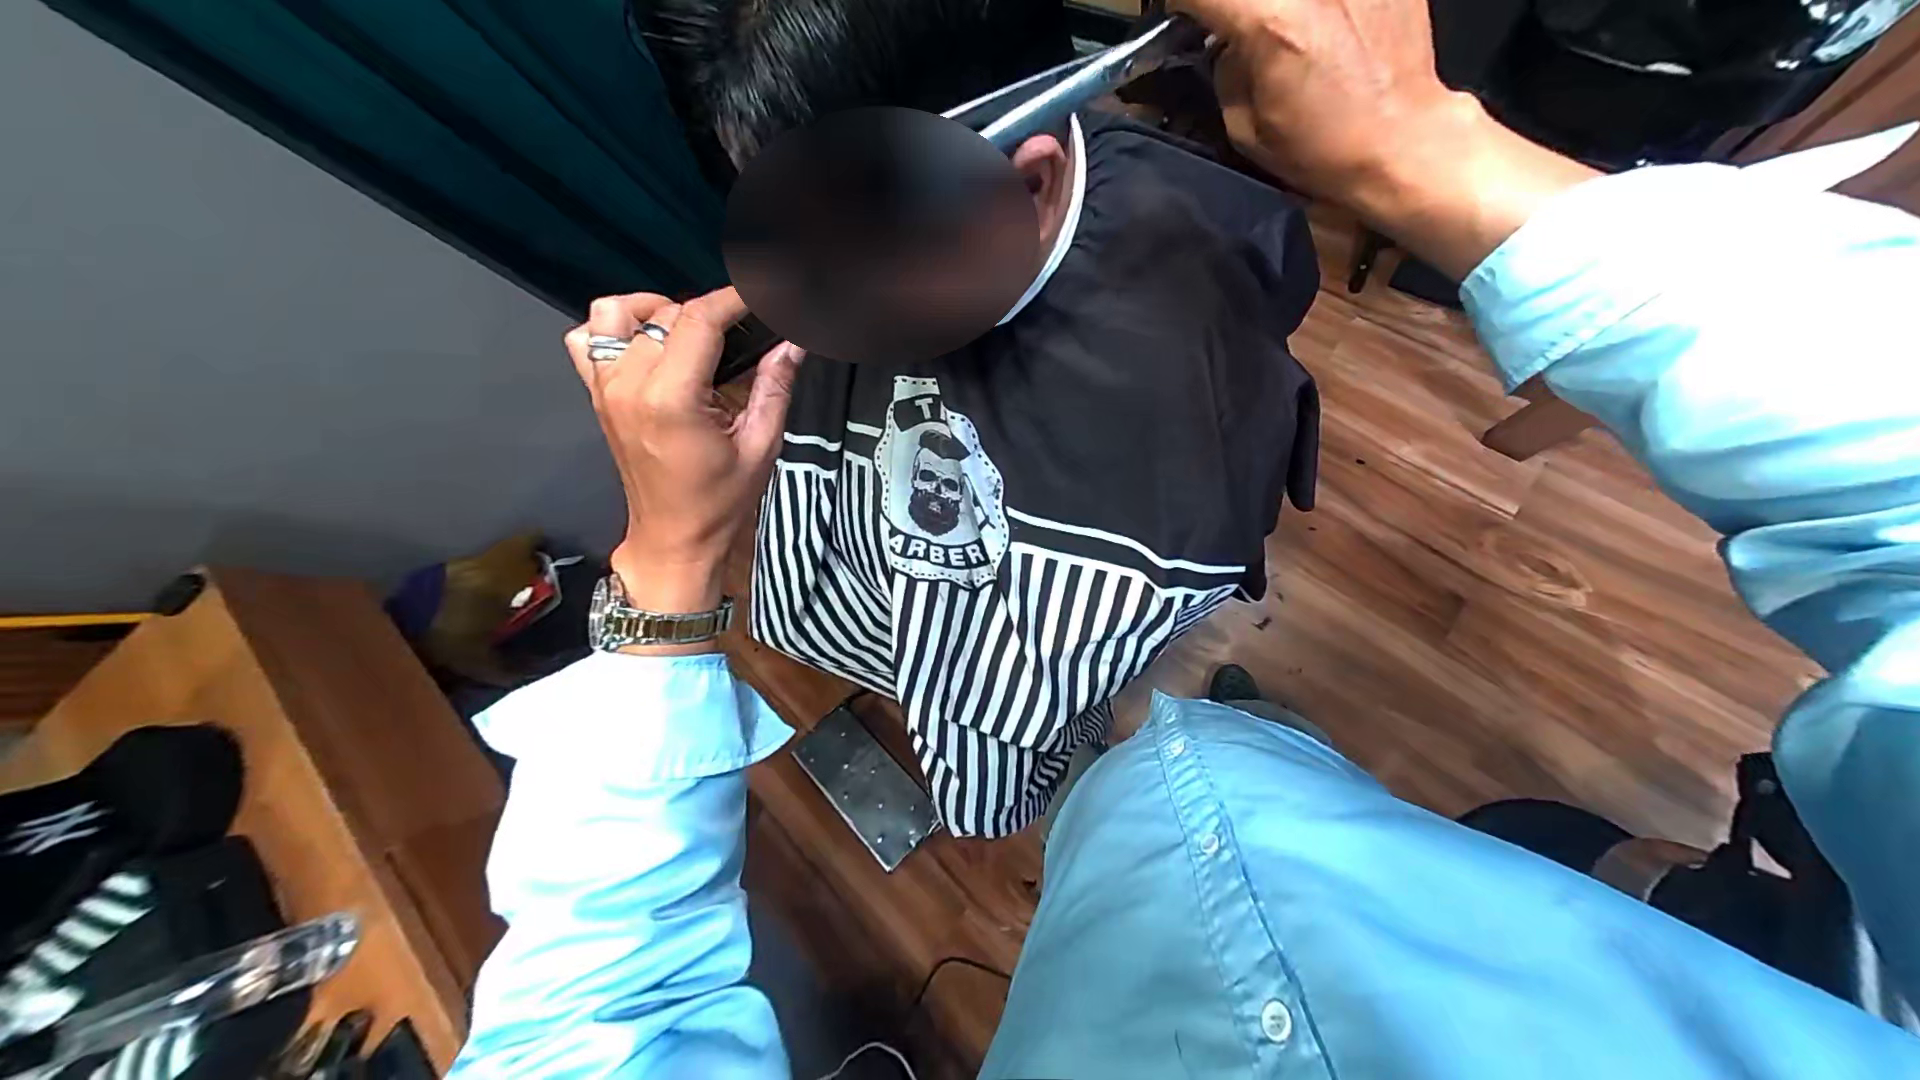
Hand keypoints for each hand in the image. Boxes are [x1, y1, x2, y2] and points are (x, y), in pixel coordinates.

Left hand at [565, 287, 802, 620]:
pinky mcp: (597, 395)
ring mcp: (605, 388)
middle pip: (665, 312)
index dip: (733, 299)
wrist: (674, 536)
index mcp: (671, 399)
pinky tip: (649, 345)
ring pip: (617, 311)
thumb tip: (792, 343)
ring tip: (690, 332)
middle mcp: (629, 385)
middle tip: (742, 330)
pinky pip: (589, 338)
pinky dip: (617, 328)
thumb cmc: (720, 500)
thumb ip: (774, 387)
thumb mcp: (760, 445)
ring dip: (657, 310)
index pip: (698, 321)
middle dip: (709, 312)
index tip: (761, 292)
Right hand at [1174, 0, 1596, 277]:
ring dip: (1273, 11)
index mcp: (1271, 23)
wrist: (1398, 141)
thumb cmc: (1320, 148)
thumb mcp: (1247, 129)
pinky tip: (1321, 28)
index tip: (1179, 14)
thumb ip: (1226, 71)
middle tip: (1228, 25)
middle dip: (1232, 6)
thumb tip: (1225, 42)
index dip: (1181, 3)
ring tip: (1277, 31)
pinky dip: (1313, 11)